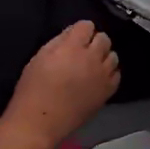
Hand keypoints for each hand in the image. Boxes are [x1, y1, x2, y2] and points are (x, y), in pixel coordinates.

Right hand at [6, 20, 118, 143]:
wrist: (40, 123)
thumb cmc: (32, 90)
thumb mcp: (39, 58)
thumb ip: (58, 41)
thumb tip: (72, 32)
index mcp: (72, 48)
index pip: (87, 25)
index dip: (80, 30)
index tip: (74, 38)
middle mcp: (92, 58)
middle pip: (104, 38)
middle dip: (93, 41)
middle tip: (81, 52)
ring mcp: (103, 75)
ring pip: (113, 55)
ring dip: (103, 57)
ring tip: (91, 66)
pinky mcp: (108, 91)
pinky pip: (117, 74)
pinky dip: (109, 73)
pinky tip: (98, 78)